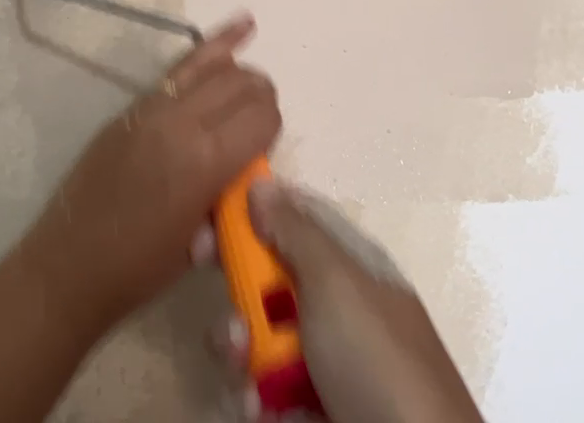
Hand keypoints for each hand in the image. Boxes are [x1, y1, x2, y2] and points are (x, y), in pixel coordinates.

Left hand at [21, 15, 280, 333]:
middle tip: (259, 126)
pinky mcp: (130, 107)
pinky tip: (239, 30)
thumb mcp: (204, 241)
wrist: (69, 266)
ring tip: (256, 72)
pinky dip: (214, 48)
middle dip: (261, 98)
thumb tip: (251, 170)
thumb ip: (233, 195)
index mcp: (205, 160)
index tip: (264, 151)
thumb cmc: (140, 267)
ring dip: (239, 70)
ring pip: (211, 65)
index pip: (263, 117)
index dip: (274, 129)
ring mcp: (151, 108)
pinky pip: (179, 69)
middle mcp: (181, 121)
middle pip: (242, 84)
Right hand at [234, 179, 484, 422]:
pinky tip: (260, 408)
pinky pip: (255, 386)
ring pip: (252, 334)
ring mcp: (315, 359)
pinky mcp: (299, 406)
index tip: (208, 221)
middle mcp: (329, 306)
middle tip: (226, 306)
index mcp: (348, 265)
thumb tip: (261, 184)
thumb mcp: (337, 284)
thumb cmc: (375, 359)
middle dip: (237, 290)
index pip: (292, 219)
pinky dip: (251, 396)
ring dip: (239, 349)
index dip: (250, 213)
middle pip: (264, 277)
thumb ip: (295, 232)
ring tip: (247, 367)